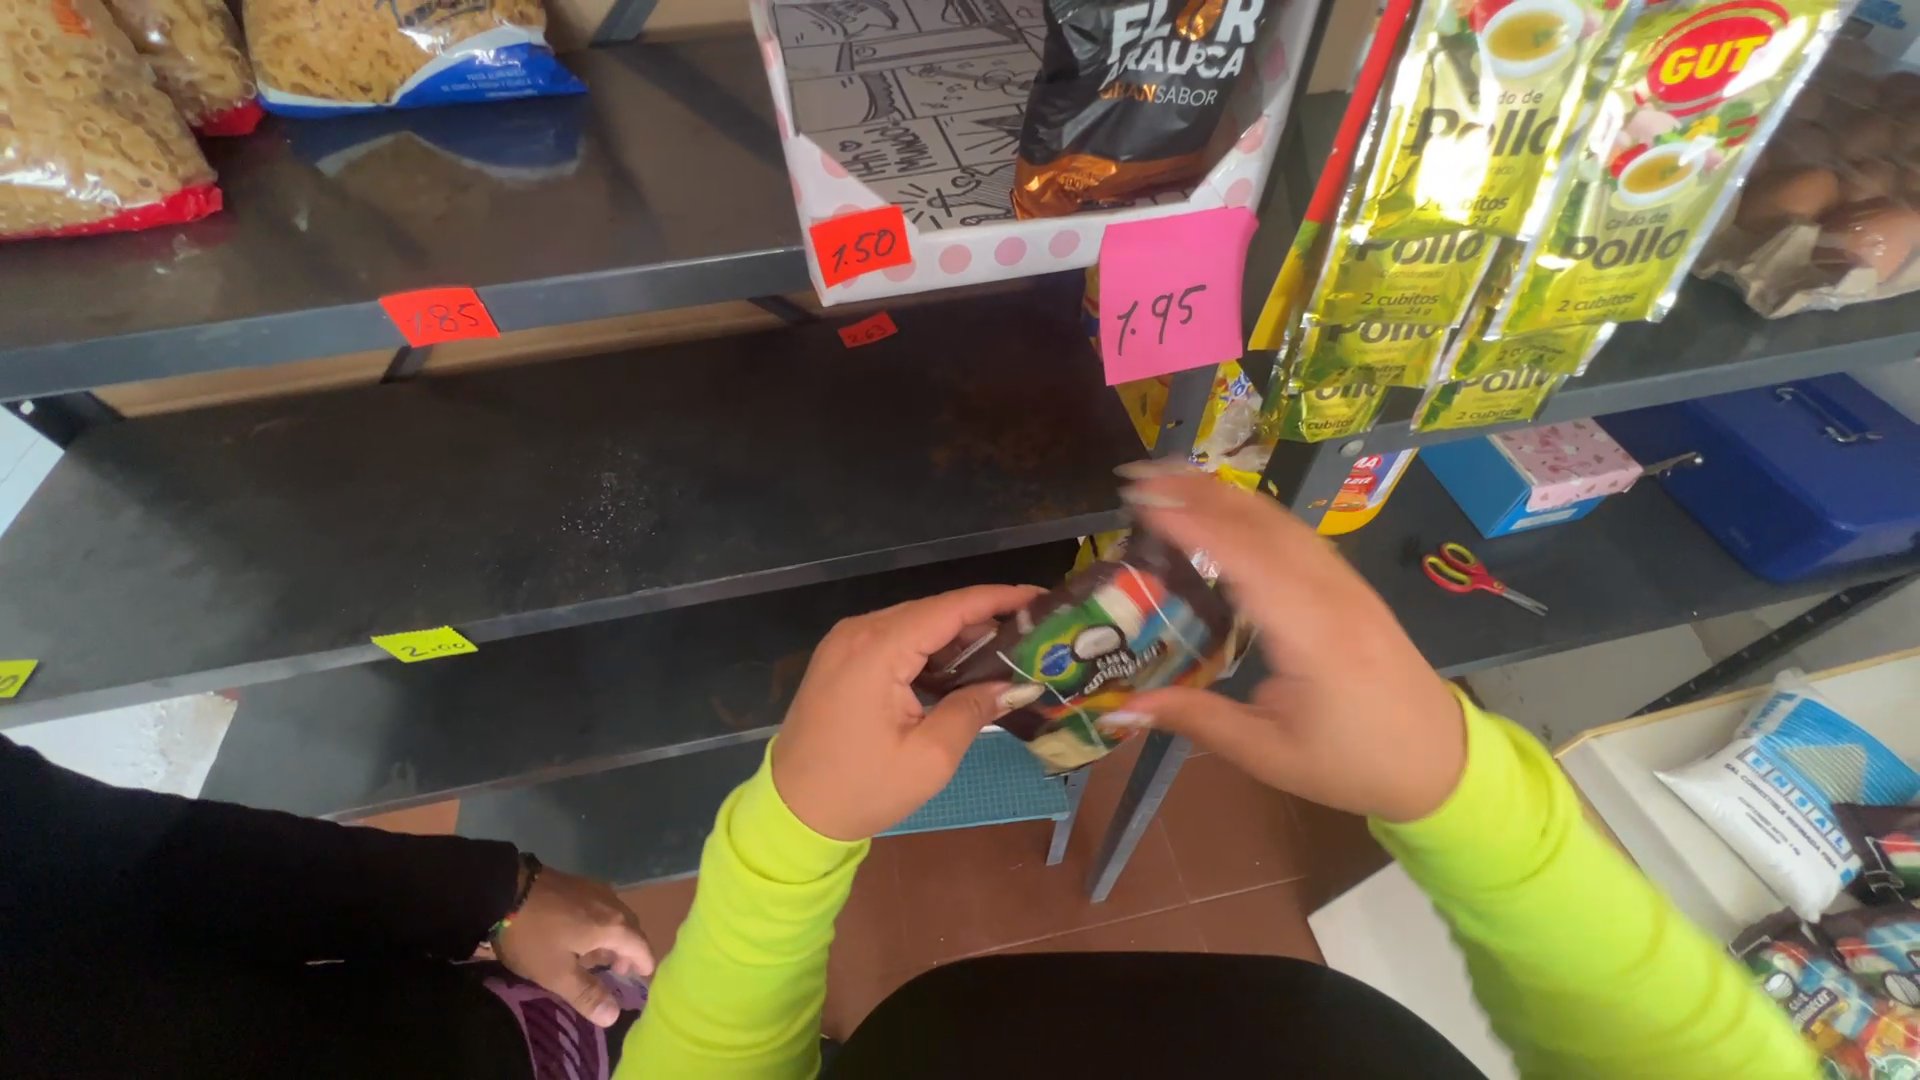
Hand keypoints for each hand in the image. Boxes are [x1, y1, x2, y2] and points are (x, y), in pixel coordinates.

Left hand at [495, 866, 654, 1026]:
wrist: (509, 890)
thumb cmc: (535, 936)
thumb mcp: (557, 973)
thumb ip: (586, 994)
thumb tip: (614, 1016)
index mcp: (613, 927)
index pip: (641, 946)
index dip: (644, 963)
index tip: (645, 977)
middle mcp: (613, 905)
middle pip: (632, 930)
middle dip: (630, 951)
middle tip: (620, 972)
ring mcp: (598, 891)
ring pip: (618, 918)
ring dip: (616, 938)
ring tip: (600, 957)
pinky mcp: (582, 885)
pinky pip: (604, 908)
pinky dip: (603, 925)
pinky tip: (584, 934)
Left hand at [773, 584, 1047, 840]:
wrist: (791, 812)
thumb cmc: (861, 788)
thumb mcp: (929, 758)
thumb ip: (973, 711)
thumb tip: (1014, 685)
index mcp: (877, 650)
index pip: (949, 608)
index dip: (997, 599)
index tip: (1038, 597)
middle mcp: (858, 632)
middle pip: (932, 610)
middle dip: (982, 618)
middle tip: (1030, 632)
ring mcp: (845, 642)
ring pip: (913, 622)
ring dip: (956, 634)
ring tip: (1005, 649)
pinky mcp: (841, 657)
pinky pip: (894, 637)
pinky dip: (928, 647)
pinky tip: (959, 664)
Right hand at [1117, 469, 1465, 822]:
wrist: (1441, 764)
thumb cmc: (1352, 763)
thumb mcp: (1268, 754)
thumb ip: (1196, 719)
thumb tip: (1120, 709)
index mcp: (1314, 634)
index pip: (1246, 559)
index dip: (1192, 526)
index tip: (1141, 504)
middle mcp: (1332, 594)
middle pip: (1261, 523)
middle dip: (1198, 492)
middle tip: (1139, 478)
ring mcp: (1345, 582)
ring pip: (1279, 520)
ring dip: (1222, 493)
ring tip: (1168, 478)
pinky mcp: (1348, 583)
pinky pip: (1293, 532)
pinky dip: (1249, 509)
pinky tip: (1222, 506)